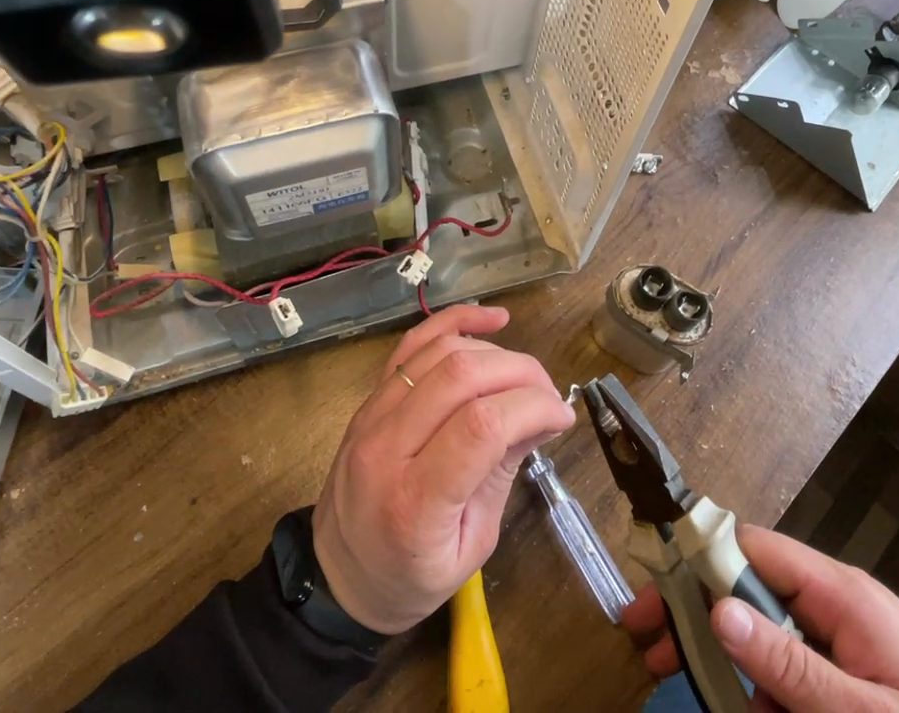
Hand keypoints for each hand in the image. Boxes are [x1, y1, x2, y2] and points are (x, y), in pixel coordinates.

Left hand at [311, 305, 575, 634]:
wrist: (336, 577)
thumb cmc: (409, 578)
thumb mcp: (472, 547)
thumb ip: (501, 474)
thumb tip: (543, 415)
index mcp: (416, 501)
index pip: (481, 425)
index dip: (532, 407)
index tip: (562, 416)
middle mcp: (387, 447)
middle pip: (461, 376)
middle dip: (521, 373)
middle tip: (549, 395)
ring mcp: (371, 416)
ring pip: (438, 351)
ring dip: (495, 351)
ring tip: (526, 376)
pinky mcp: (368, 400)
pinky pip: (411, 345)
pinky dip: (454, 322)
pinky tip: (493, 320)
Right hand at [621, 525, 898, 712]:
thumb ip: (791, 666)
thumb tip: (719, 608)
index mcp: (845, 596)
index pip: (757, 548)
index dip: (700, 557)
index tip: (654, 588)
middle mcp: (838, 605)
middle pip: (749, 587)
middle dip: (697, 612)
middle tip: (650, 644)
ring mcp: (842, 639)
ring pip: (761, 631)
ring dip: (722, 656)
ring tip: (681, 677)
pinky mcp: (845, 673)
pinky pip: (786, 666)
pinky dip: (759, 688)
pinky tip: (748, 709)